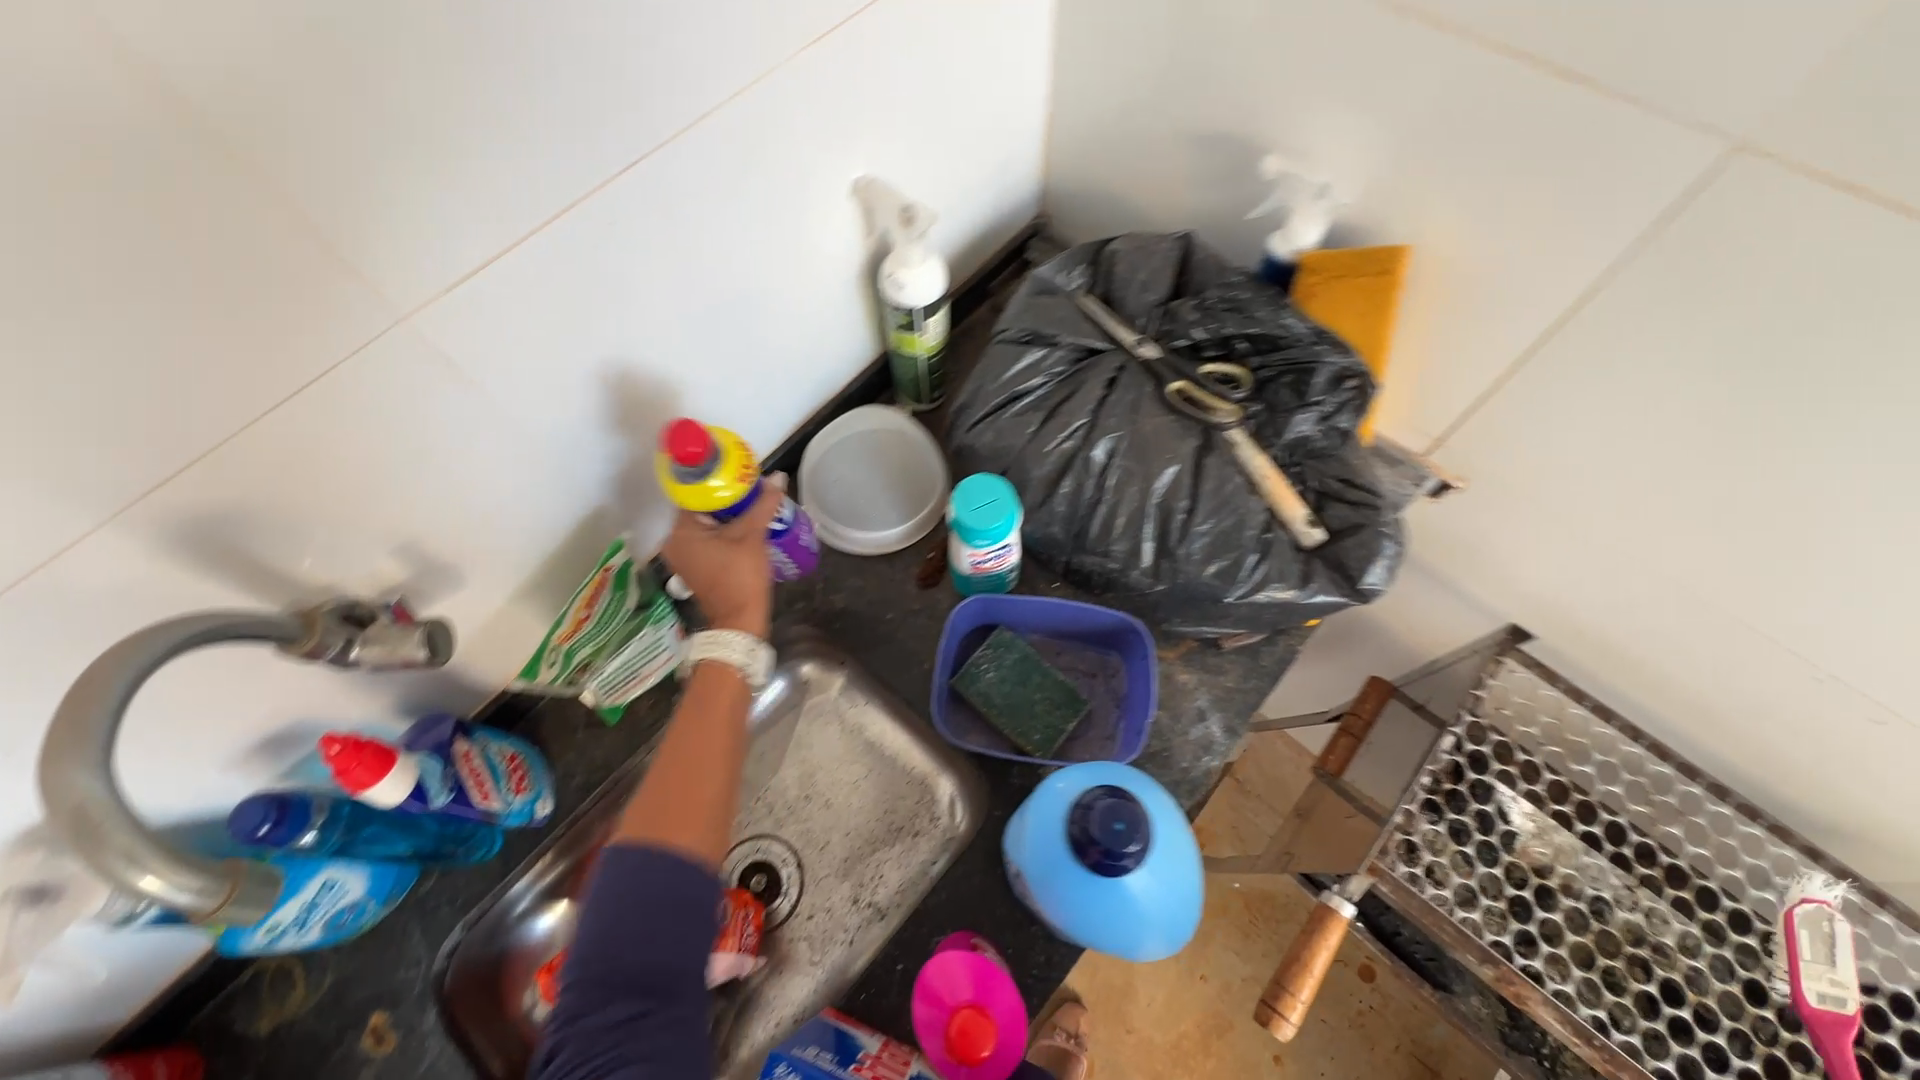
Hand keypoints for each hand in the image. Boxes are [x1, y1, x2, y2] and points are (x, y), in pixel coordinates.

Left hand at [660, 474, 783, 636]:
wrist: (740, 622)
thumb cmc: (741, 577)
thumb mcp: (752, 536)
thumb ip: (763, 504)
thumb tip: (778, 476)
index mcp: (680, 531)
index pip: (695, 493)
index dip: (718, 480)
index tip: (740, 473)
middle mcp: (674, 541)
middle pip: (701, 508)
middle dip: (727, 498)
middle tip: (752, 487)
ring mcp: (684, 556)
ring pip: (706, 524)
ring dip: (728, 514)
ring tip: (754, 503)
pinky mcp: (696, 566)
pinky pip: (709, 539)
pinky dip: (725, 531)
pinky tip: (747, 525)